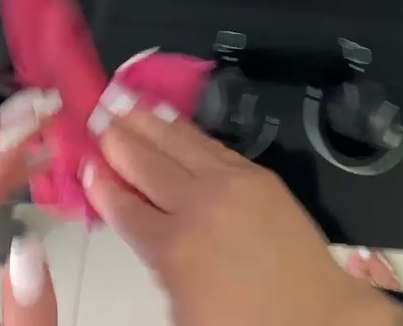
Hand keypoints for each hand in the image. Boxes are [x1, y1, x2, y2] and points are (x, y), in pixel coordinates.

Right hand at [80, 93, 402, 325]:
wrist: (317, 317)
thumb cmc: (247, 325)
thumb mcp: (183, 310)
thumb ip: (156, 260)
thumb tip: (141, 223)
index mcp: (173, 249)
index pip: (124, 207)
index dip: (101, 183)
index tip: (84, 162)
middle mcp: (198, 205)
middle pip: (147, 164)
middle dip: (117, 139)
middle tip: (94, 115)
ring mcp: (230, 183)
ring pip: (177, 143)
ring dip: (146, 120)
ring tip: (121, 99)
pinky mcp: (256, 173)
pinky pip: (211, 143)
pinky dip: (184, 127)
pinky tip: (169, 118)